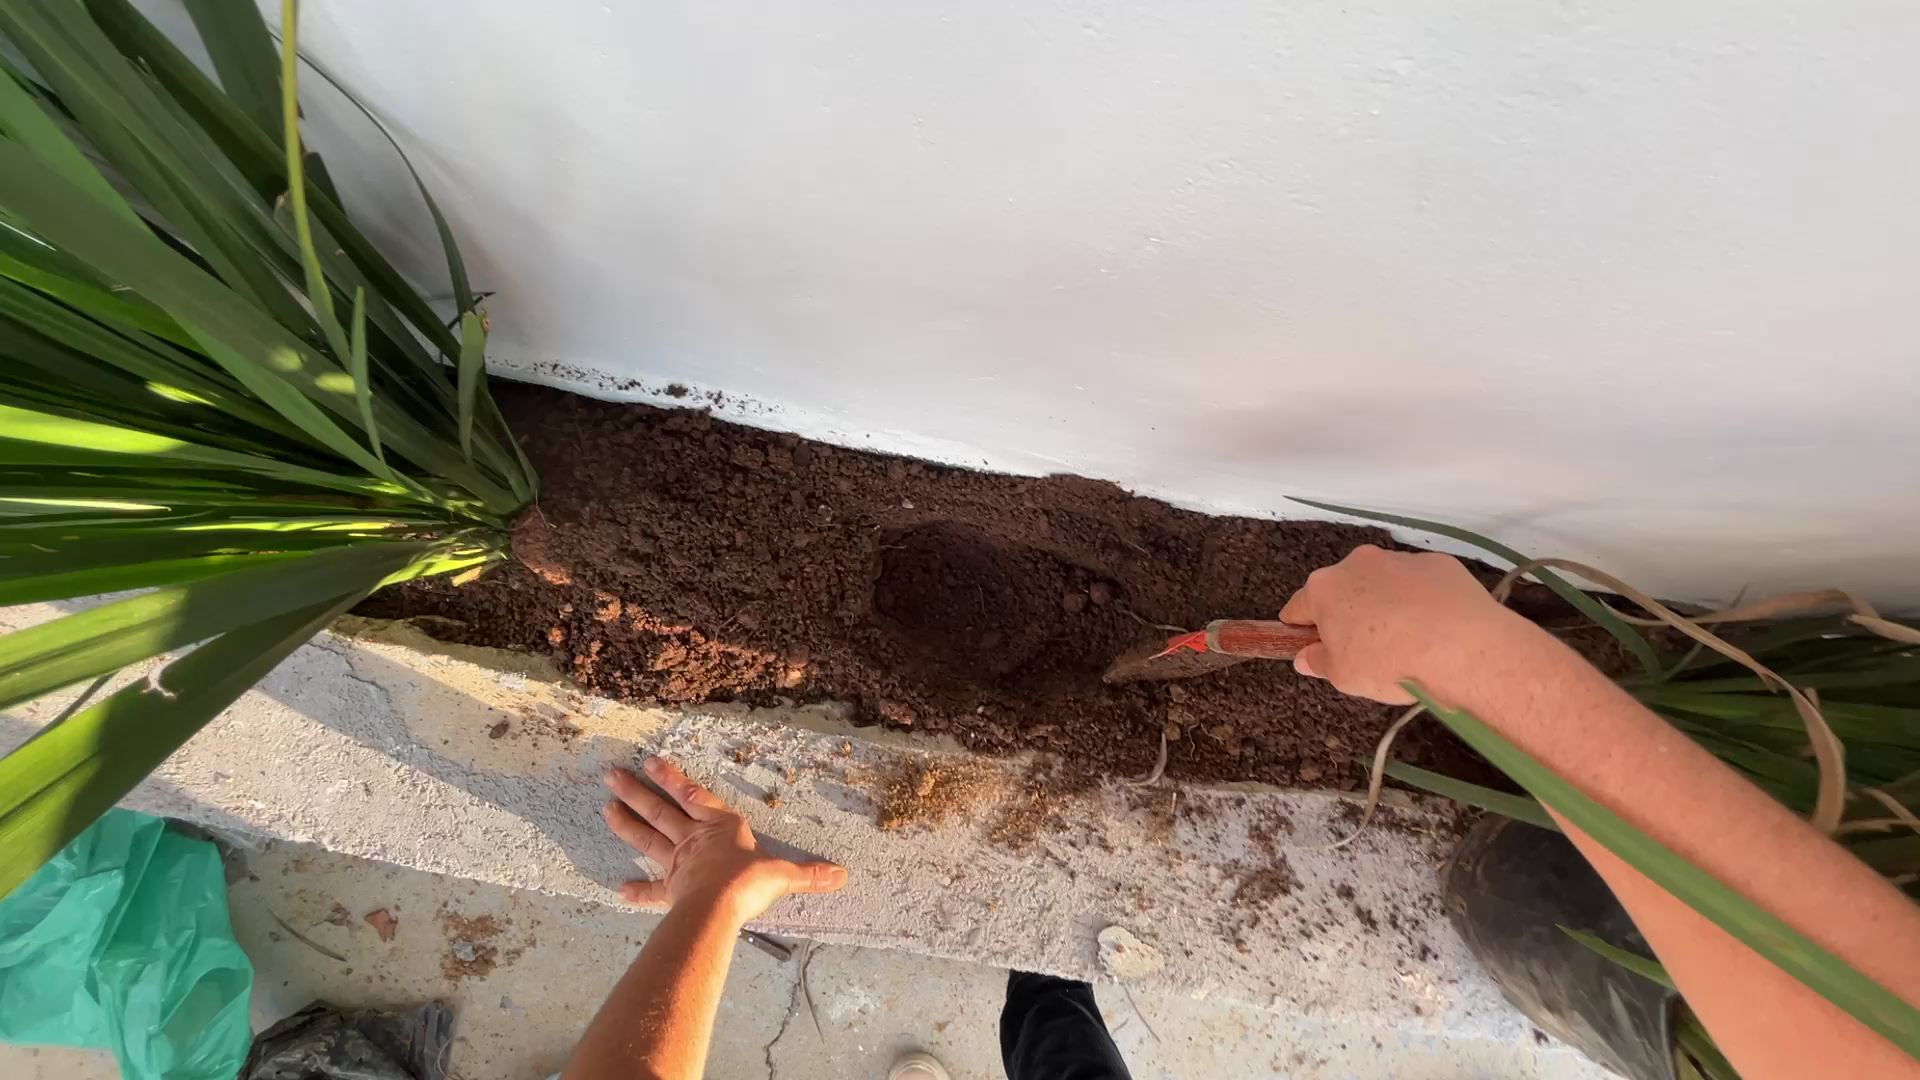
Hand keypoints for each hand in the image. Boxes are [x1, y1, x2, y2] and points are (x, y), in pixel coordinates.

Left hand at [602, 757, 848, 924]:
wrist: (719, 909)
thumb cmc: (748, 882)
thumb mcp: (783, 874)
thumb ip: (809, 874)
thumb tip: (842, 875)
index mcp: (720, 826)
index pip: (695, 796)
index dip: (673, 779)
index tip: (652, 763)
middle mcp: (694, 839)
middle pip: (661, 811)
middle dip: (637, 792)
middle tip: (612, 775)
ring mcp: (677, 864)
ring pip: (647, 838)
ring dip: (626, 822)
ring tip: (606, 805)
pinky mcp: (669, 891)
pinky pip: (651, 891)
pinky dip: (636, 891)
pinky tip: (618, 889)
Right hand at [1279, 544, 1521, 704]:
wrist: (1465, 649)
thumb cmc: (1390, 663)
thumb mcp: (1343, 676)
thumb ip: (1319, 662)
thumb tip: (1306, 658)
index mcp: (1324, 589)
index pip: (1298, 606)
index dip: (1300, 627)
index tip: (1308, 643)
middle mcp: (1356, 565)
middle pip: (1342, 589)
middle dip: (1346, 612)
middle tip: (1362, 646)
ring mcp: (1399, 560)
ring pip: (1382, 582)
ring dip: (1385, 603)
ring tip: (1408, 638)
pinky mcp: (1438, 564)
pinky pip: (1421, 582)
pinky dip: (1422, 599)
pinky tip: (1436, 626)